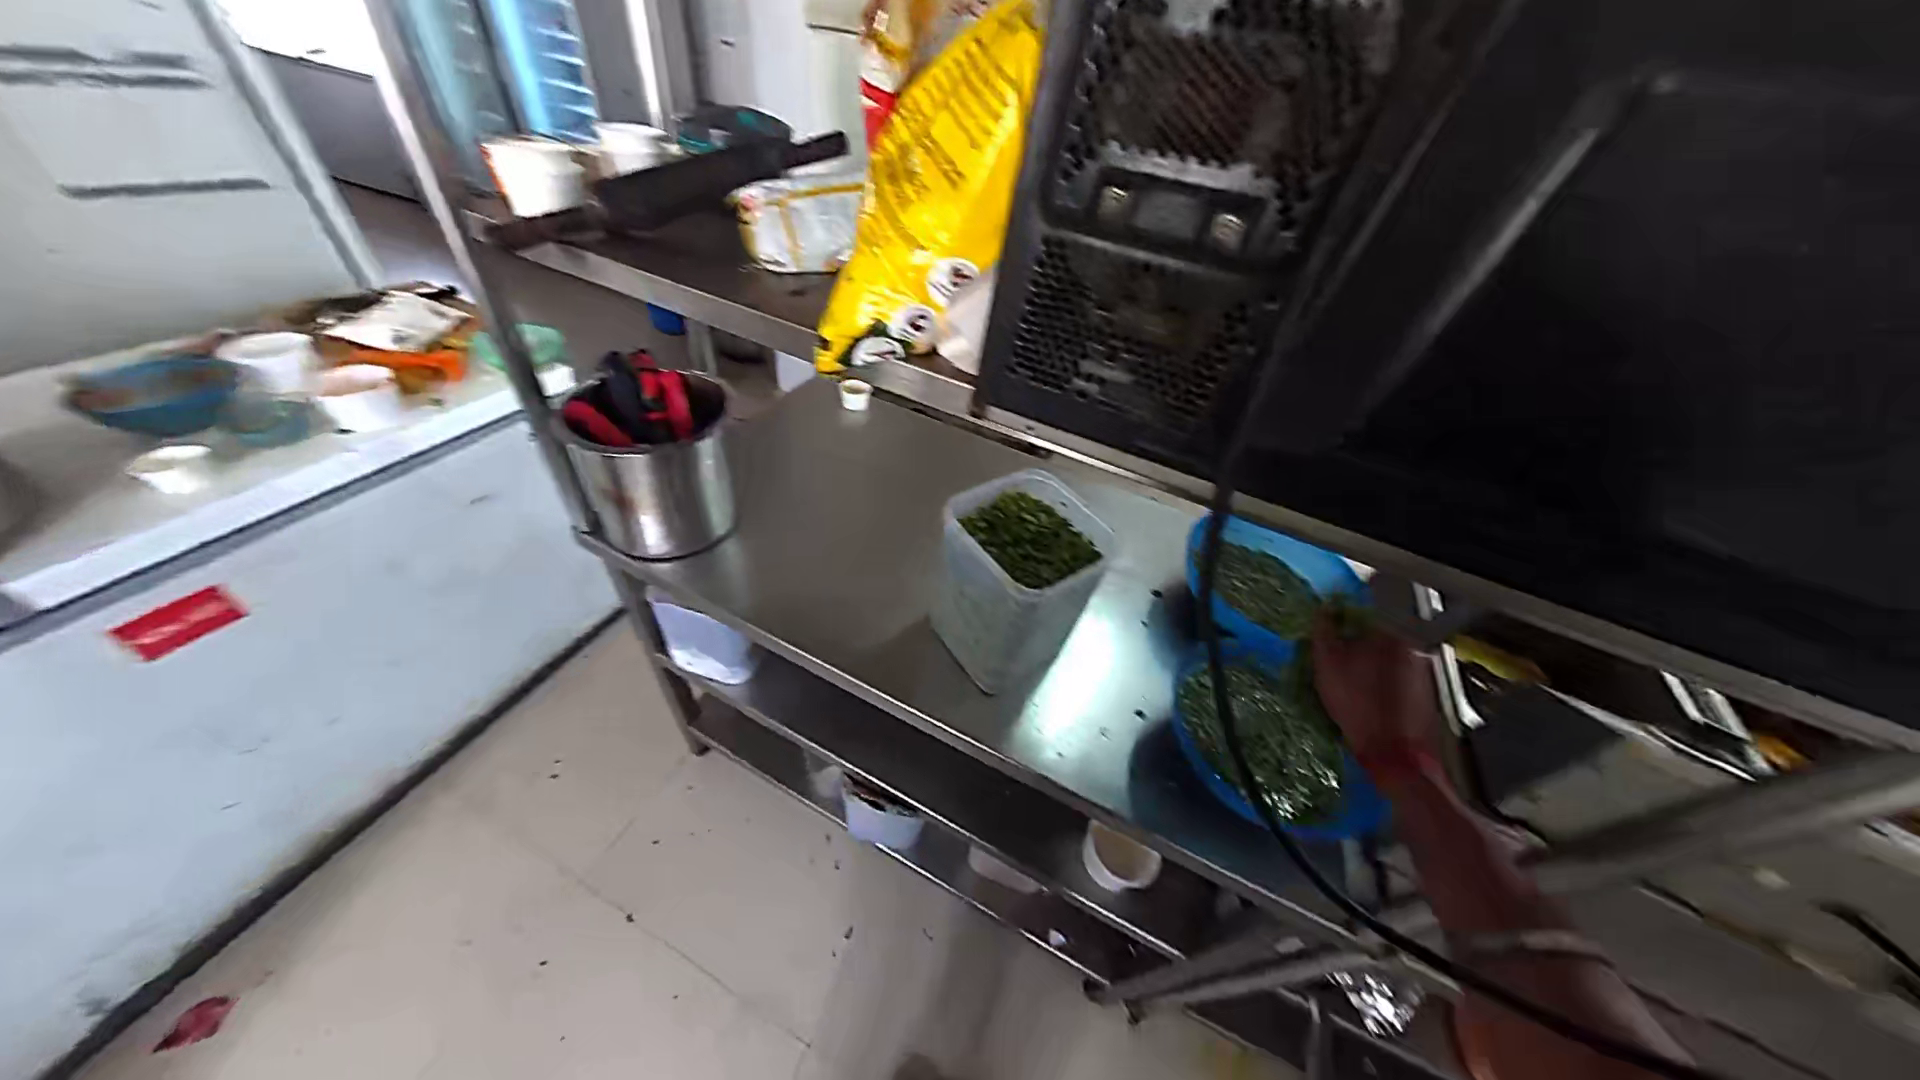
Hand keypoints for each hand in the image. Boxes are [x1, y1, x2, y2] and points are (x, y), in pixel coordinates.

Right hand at [1309, 609, 1442, 764]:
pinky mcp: (1426, 693)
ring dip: (1367, 665)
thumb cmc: (1357, 705)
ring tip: (1349, 683)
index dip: (1337, 626)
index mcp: (1391, 635)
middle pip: (1375, 637)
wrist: (1395, 754)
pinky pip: (1396, 678)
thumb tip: (1324, 609)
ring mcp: (1424, 671)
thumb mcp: (1328, 664)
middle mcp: (1413, 648)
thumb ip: (1324, 632)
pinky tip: (1367, 698)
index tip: (1325, 640)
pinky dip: (1381, 682)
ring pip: (1386, 658)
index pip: (1360, 615)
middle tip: (1334, 663)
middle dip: (1353, 646)